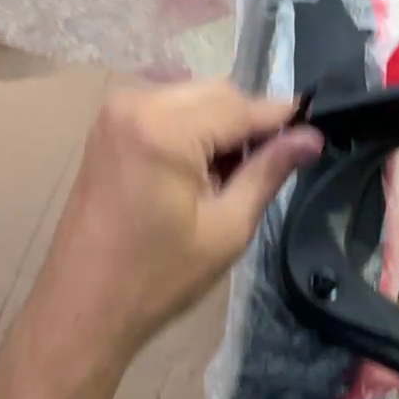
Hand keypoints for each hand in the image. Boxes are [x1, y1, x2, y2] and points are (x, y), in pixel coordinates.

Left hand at [35, 79, 323, 360]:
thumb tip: (311, 136)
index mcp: (164, 128)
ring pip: (194, 95)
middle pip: (216, 91)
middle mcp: (136, 103)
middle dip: (248, 121)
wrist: (82, 306)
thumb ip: (268, 171)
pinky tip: (200, 166)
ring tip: (231, 174)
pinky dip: (193, 125)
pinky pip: (167, 106)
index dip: (282, 117)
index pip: (241, 105)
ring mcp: (116, 110)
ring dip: (221, 123)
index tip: (316, 127)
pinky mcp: (109, 124)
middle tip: (270, 165)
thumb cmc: (157, 278)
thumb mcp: (226, 228)